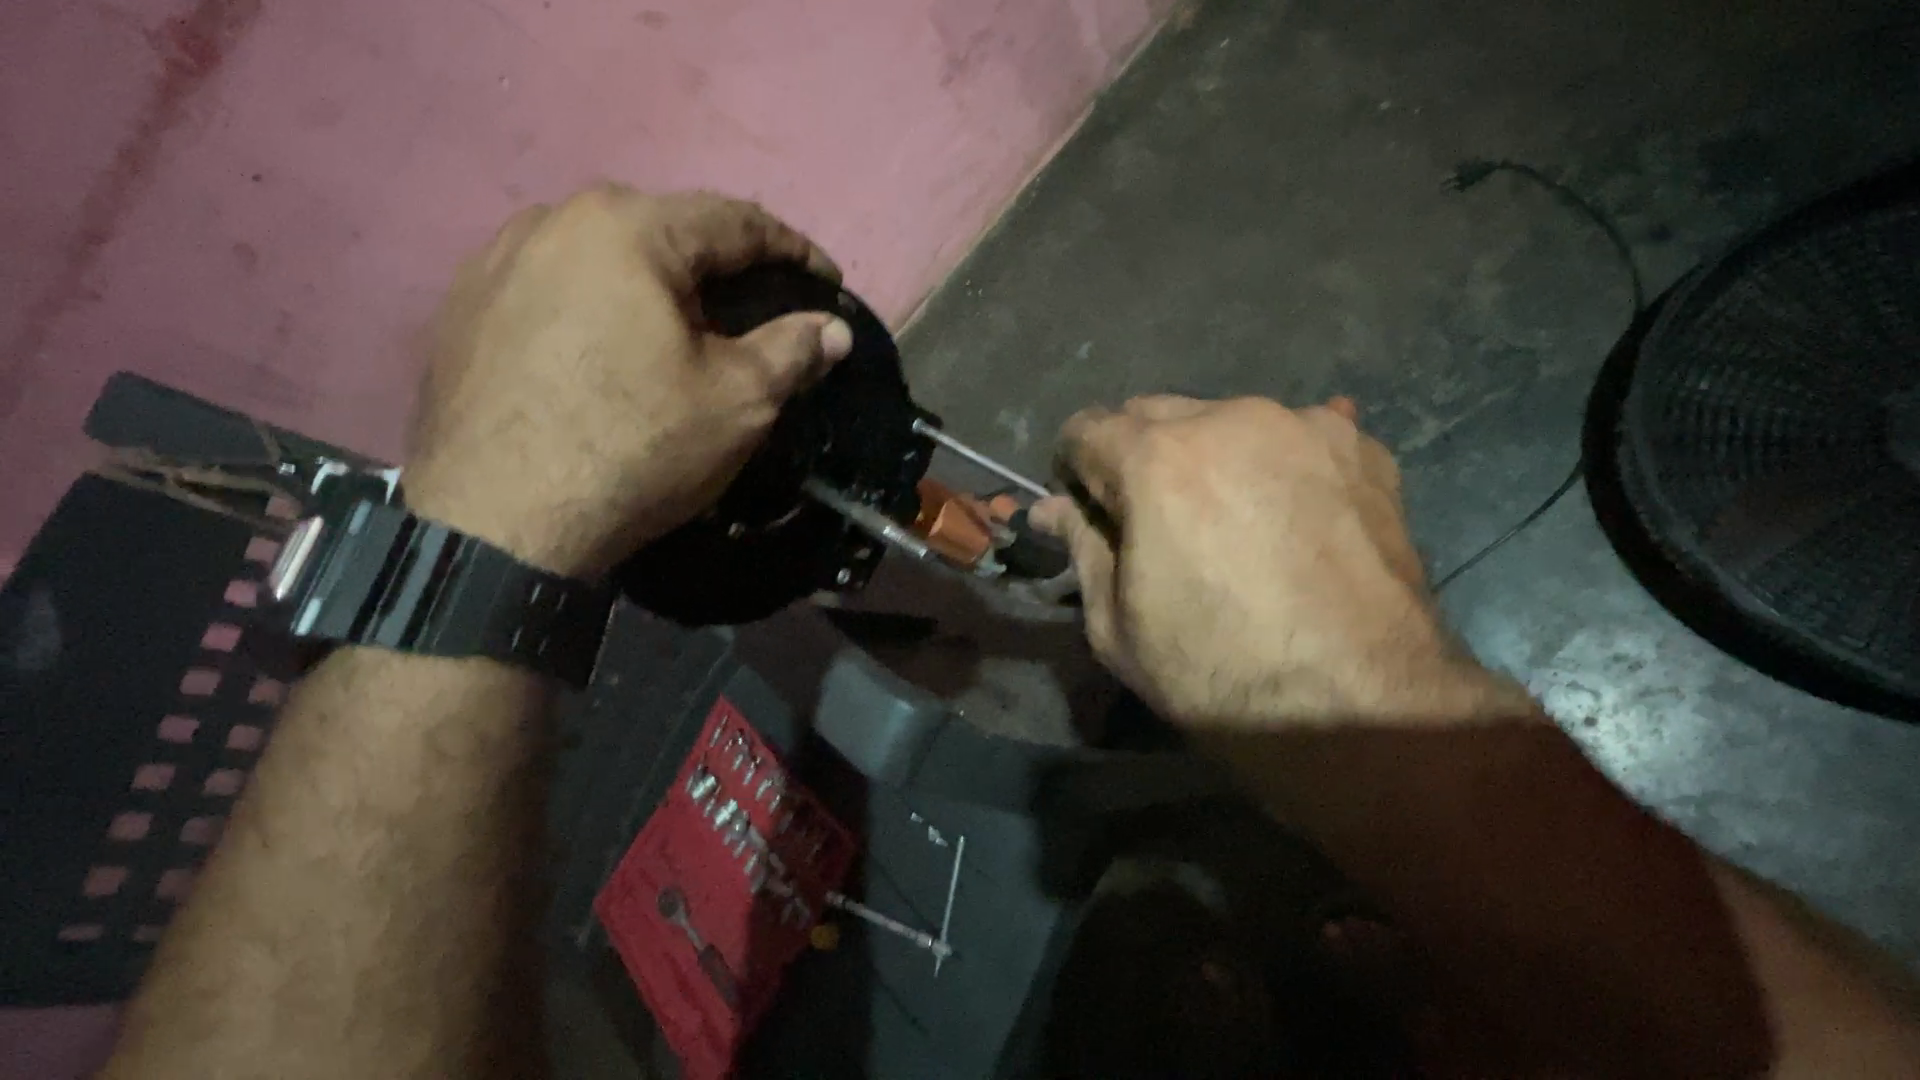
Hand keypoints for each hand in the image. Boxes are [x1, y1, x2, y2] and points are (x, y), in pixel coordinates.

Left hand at [404, 187, 852, 577]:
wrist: (498, 521)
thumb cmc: (636, 447)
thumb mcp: (739, 401)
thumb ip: (793, 351)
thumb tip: (835, 329)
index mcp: (628, 228)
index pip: (734, 221)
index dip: (793, 252)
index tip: (826, 283)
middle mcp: (553, 220)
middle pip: (663, 232)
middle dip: (720, 268)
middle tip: (754, 312)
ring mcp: (495, 261)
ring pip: (602, 258)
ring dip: (654, 287)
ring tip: (681, 333)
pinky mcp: (463, 308)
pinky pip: (553, 290)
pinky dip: (597, 309)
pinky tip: (608, 354)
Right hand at [1034, 395, 1509, 725]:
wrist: (1363, 706)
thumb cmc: (1218, 675)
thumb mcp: (1118, 626)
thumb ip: (1083, 549)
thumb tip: (1054, 510)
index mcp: (1155, 459)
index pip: (1085, 429)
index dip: (1074, 470)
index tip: (1088, 510)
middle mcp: (1228, 419)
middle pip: (1155, 413)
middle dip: (1138, 456)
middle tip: (1154, 519)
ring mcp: (1304, 427)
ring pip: (1226, 420)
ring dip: (1209, 455)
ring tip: (1231, 518)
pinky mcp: (1363, 450)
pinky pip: (1295, 436)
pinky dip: (1276, 462)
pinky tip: (1290, 509)